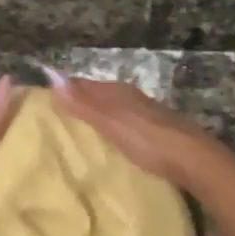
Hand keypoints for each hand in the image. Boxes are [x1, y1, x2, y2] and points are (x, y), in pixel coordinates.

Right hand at [45, 68, 216, 187]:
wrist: (194, 160)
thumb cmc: (147, 140)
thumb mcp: (110, 122)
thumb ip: (82, 102)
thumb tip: (50, 74)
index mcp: (117, 90)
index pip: (82, 84)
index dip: (63, 90)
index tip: (41, 102)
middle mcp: (130, 97)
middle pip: (97, 96)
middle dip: (77, 103)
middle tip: (53, 120)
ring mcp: (145, 114)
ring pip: (111, 110)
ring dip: (94, 117)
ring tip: (75, 133)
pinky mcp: (155, 132)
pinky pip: (124, 125)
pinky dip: (110, 130)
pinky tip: (107, 142)